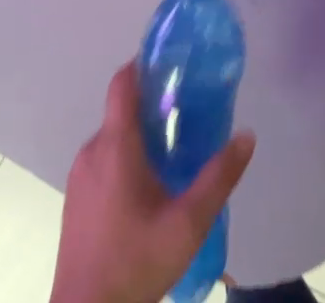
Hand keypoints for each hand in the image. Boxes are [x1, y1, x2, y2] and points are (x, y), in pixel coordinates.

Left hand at [51, 62, 256, 302]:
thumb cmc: (136, 263)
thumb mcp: (189, 222)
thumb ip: (219, 177)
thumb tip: (247, 135)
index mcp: (115, 148)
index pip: (122, 85)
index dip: (145, 64)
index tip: (175, 60)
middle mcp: (92, 153)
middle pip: (123, 111)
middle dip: (156, 104)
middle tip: (194, 109)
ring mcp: (80, 178)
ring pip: (114, 138)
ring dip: (143, 134)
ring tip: (180, 147)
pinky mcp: (77, 199)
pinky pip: (105, 160)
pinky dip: (129, 156)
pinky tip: (155, 183)